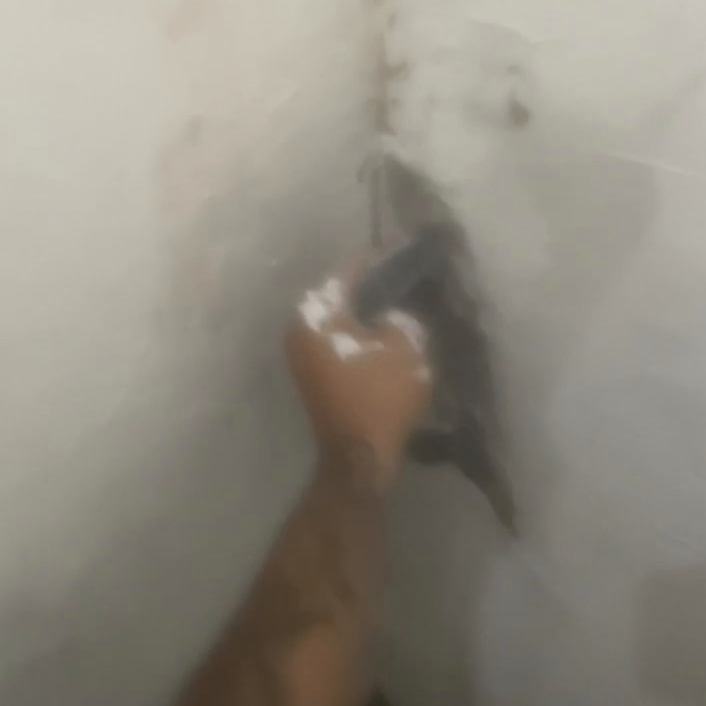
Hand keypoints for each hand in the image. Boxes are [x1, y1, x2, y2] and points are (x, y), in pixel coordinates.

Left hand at [285, 264, 431, 488]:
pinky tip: (380, 335)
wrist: (358, 456)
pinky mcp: (309, 374)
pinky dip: (355, 334)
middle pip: (338, 293)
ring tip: (394, 302)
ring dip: (361, 311)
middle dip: (367, 284)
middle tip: (398, 275)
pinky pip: (335, 340)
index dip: (377, 258)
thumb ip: (401, 317)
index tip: (400, 250)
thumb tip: (390, 315)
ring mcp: (300, 352)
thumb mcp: (405, 347)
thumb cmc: (380, 396)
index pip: (348, 270)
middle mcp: (300, 326)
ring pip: (336, 318)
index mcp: (318, 312)